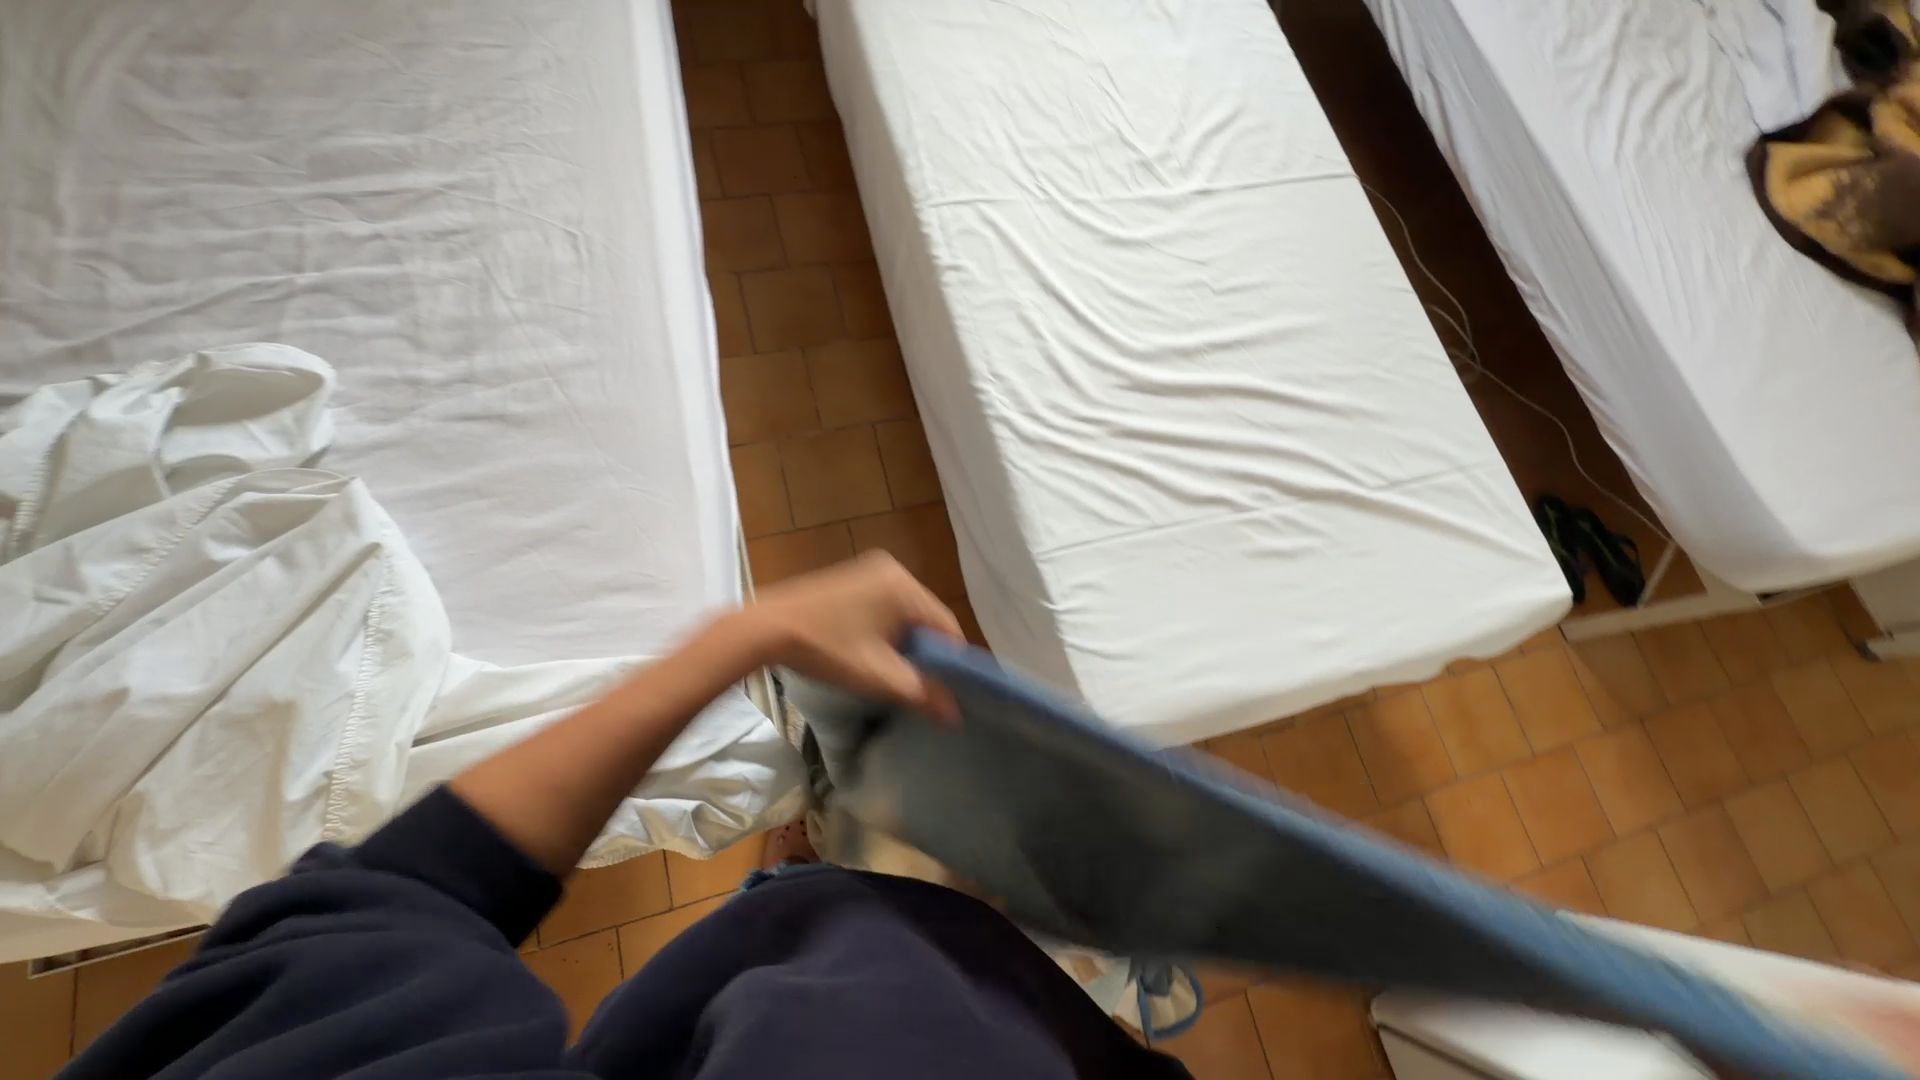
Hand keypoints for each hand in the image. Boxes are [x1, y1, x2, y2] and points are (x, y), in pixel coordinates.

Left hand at [738, 552, 962, 722]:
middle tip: (916, 683)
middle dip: (925, 651)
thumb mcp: (877, 676)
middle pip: (926, 617)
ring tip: (892, 671)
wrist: (764, 629)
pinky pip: (885, 605)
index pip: (947, 625)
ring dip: (904, 641)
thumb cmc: (825, 649)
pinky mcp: (852, 577)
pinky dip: (886, 628)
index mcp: (904, 586)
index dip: (951, 661)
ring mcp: (870, 569)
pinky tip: (871, 650)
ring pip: (905, 613)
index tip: (944, 689)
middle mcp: (893, 569)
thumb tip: (955, 714)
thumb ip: (921, 693)